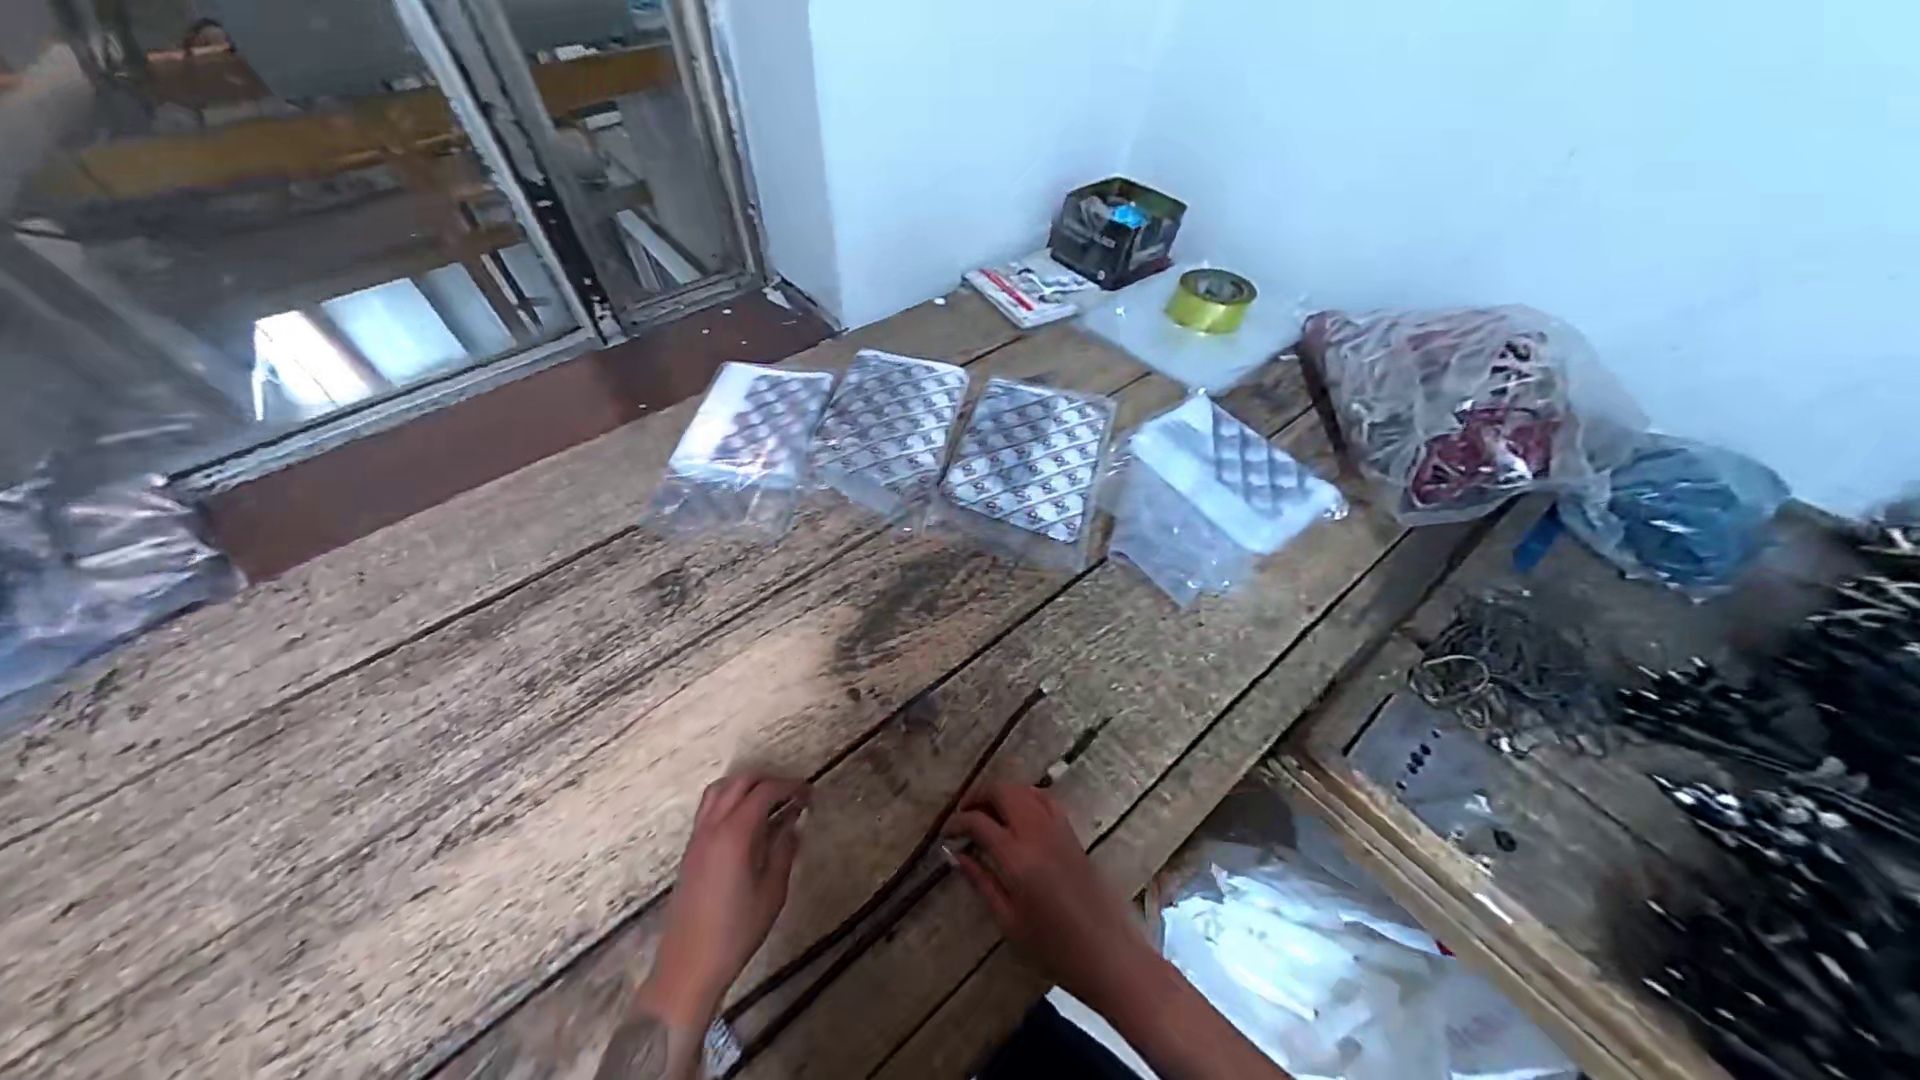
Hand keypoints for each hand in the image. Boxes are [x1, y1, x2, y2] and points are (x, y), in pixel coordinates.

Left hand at [639, 773, 808, 1027]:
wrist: (689, 966)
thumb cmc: (736, 931)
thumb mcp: (772, 891)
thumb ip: (783, 851)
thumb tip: (792, 825)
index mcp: (735, 833)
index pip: (765, 791)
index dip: (790, 786)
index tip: (809, 794)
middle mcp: (712, 827)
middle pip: (740, 782)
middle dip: (769, 780)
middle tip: (792, 794)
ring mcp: (697, 838)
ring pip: (719, 790)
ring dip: (745, 786)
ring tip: (769, 801)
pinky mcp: (690, 851)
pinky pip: (709, 808)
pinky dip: (730, 800)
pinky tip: (747, 822)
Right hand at [943, 784, 1160, 1012]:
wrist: (1109, 954)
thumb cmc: (1054, 948)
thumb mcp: (1009, 921)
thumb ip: (981, 882)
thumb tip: (956, 855)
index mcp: (1018, 857)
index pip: (980, 822)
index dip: (958, 822)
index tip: (946, 832)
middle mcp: (1038, 833)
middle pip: (1004, 792)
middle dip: (979, 797)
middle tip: (964, 815)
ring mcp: (1059, 829)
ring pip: (1025, 790)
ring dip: (1002, 794)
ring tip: (988, 812)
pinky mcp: (1073, 834)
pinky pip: (1046, 800)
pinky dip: (1026, 796)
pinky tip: (1020, 813)